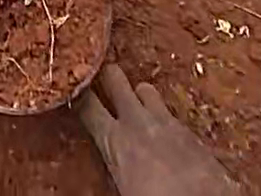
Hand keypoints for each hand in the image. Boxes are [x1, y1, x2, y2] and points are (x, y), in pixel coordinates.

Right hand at [76, 65, 241, 195]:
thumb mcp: (122, 191)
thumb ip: (110, 165)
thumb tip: (94, 166)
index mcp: (115, 141)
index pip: (86, 104)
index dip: (76, 92)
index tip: (71, 88)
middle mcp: (137, 122)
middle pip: (113, 76)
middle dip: (106, 77)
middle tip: (101, 86)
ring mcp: (165, 121)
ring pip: (144, 87)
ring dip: (138, 96)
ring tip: (135, 109)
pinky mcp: (189, 129)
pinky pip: (169, 110)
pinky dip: (161, 115)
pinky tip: (162, 131)